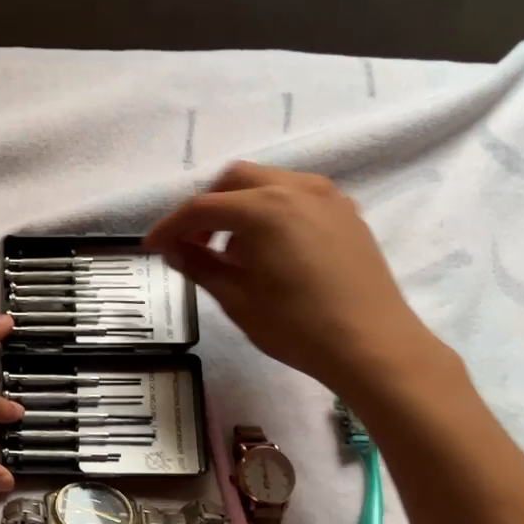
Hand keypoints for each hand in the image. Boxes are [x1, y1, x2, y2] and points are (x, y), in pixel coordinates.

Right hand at [143, 162, 454, 396]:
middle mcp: (295, 188)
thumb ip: (200, 266)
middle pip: (234, 180)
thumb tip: (173, 250)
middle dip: (205, 208)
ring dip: (237, 207)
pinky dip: (269, 211)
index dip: (170, 227)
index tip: (151, 248)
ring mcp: (326, 196)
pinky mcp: (345, 212)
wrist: (371, 343)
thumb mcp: (236, 299)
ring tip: (228, 250)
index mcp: (264, 209)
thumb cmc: (297, 326)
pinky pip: (295, 195)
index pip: (202, 208)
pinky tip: (265, 249)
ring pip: (267, 182)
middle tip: (189, 245)